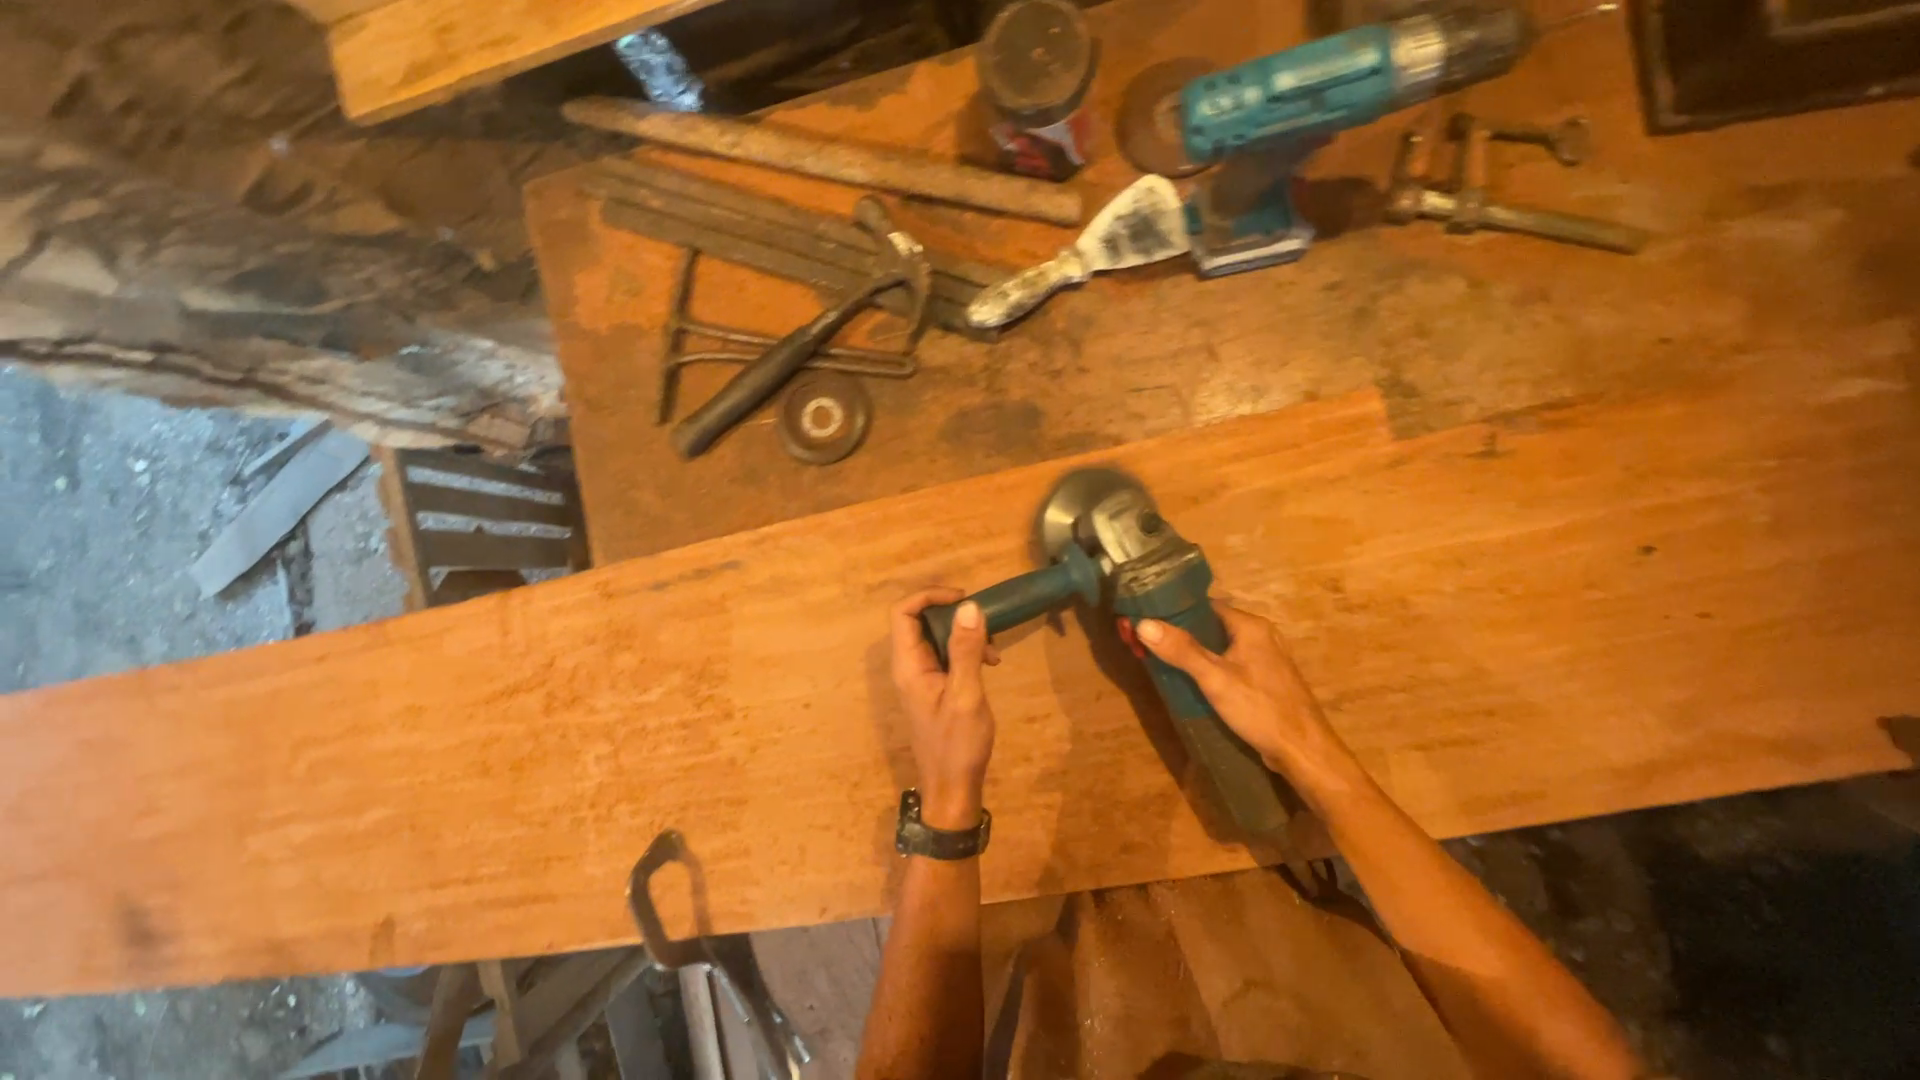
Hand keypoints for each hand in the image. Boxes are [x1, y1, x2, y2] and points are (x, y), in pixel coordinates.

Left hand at [890, 589, 999, 829]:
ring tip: (992, 651)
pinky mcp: (935, 687)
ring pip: (935, 637)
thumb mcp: (966, 694)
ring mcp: (921, 677)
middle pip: (919, 620)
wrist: (953, 788)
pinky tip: (990, 664)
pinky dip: (966, 652)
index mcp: (907, 665)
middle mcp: (909, 667)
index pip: (902, 612)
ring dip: (963, 634)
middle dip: (952, 615)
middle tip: (983, 623)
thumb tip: (969, 607)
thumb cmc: (957, 744)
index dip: (928, 596)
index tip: (963, 599)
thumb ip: (966, 650)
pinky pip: (945, 655)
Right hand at [1136, 602, 1356, 790]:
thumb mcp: (1215, 679)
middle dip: (1183, 635)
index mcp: (1251, 626)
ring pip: (1224, 646)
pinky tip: (1197, 683)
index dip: (1175, 613)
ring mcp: (1268, 658)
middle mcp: (1262, 635)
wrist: (1303, 750)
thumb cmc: (1260, 709)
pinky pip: (1234, 663)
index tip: (1148, 624)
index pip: (1206, 606)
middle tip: (1152, 647)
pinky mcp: (1268, 679)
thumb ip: (1181, 650)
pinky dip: (1214, 667)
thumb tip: (1143, 623)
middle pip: (1213, 626)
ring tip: (1167, 663)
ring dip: (1197, 653)